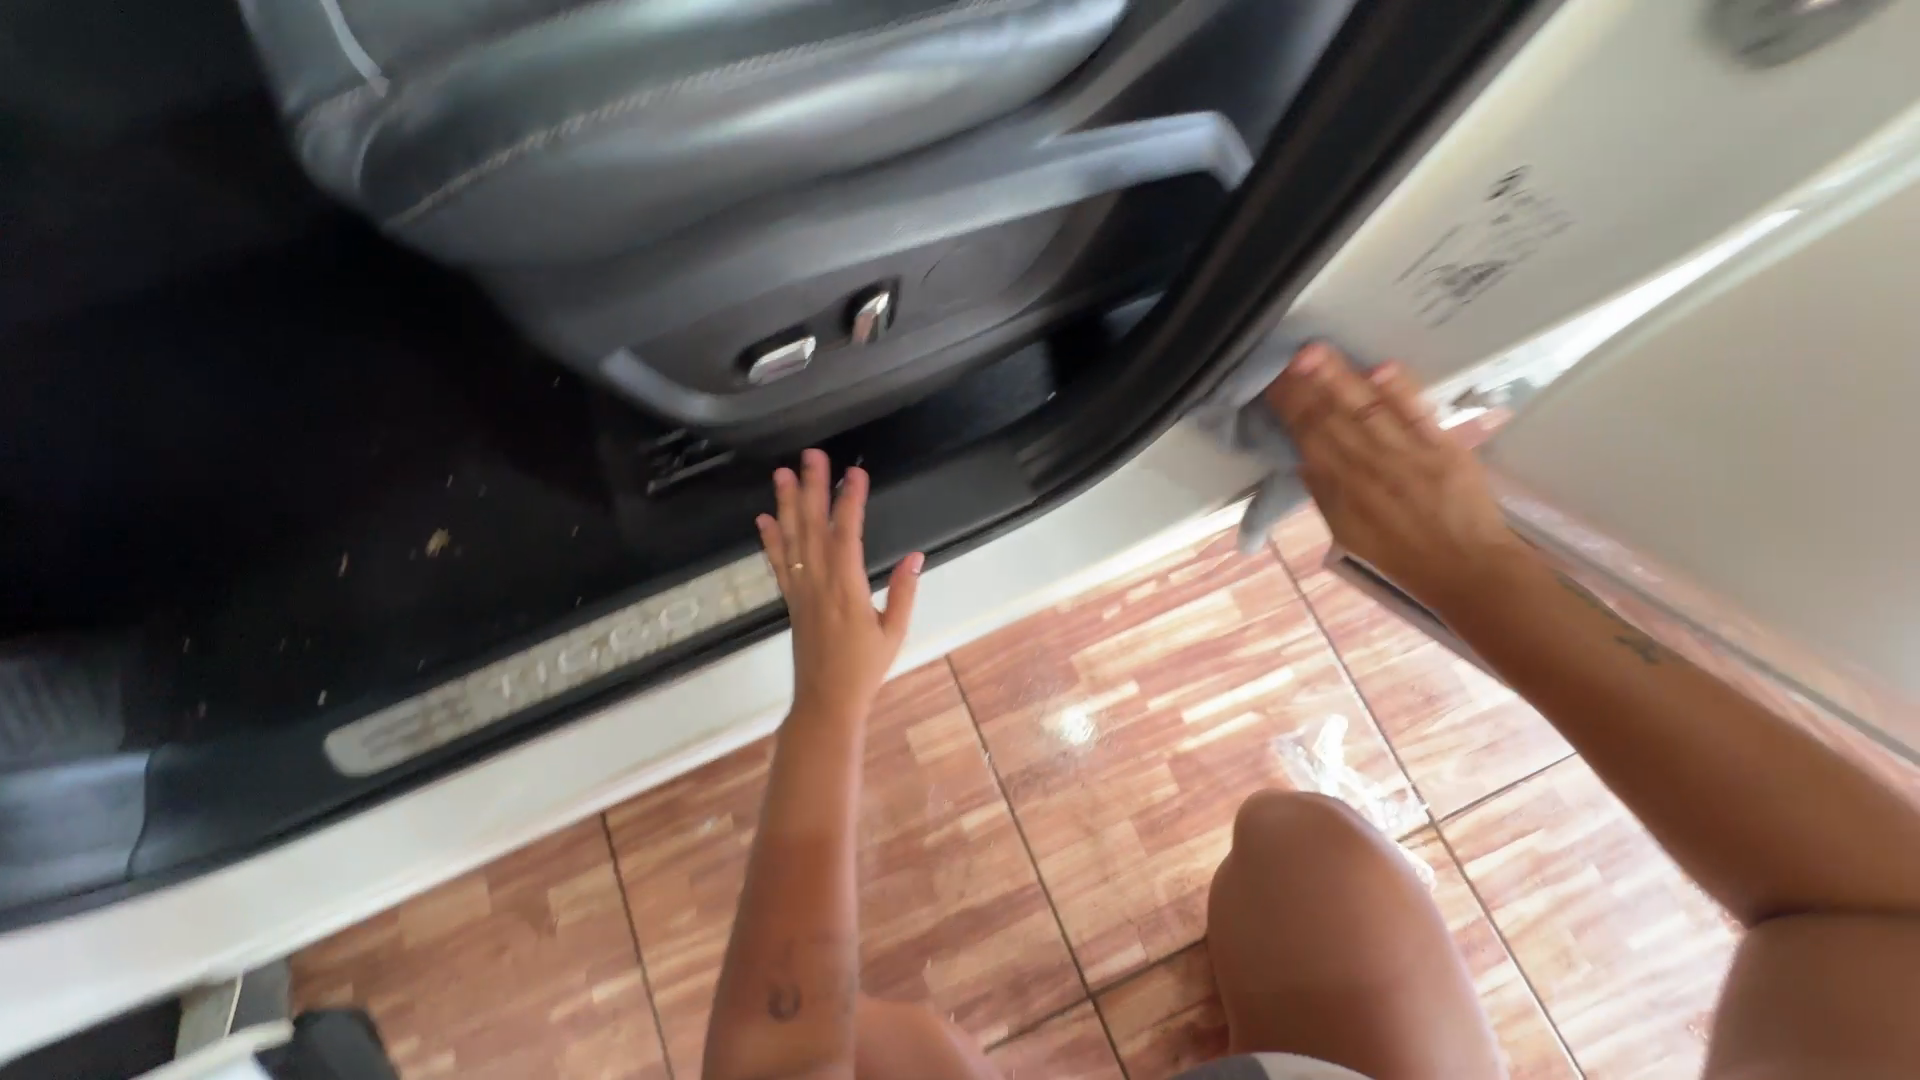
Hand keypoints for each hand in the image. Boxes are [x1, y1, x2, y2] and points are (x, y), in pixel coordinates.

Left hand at [757, 449, 922, 722]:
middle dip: (811, 489)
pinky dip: (770, 540)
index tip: (854, 472)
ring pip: (791, 540)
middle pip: (813, 527)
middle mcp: (818, 583)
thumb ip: (903, 592)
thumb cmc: (864, 668)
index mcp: (847, 589)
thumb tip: (916, 556)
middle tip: (811, 456)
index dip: (849, 501)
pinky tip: (764, 518)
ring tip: (782, 474)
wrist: (826, 701)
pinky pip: (778, 565)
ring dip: (786, 505)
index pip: (846, 535)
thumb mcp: (894, 632)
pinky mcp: (790, 600)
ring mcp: (800, 591)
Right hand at [1264, 343, 1536, 615]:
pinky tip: (1380, 367)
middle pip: (1330, 420)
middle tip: (1286, 355)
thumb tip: (1302, 460)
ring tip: (1314, 352)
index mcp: (1339, 491)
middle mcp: (1367, 471)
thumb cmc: (1401, 555)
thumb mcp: (1347, 532)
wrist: (1464, 568)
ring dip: (1338, 379)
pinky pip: (1417, 416)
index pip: (1307, 440)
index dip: (1288, 409)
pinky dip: (1400, 392)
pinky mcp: (1444, 449)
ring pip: (1364, 411)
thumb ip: (1324, 494)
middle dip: (1306, 387)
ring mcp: (1407, 457)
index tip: (1272, 382)